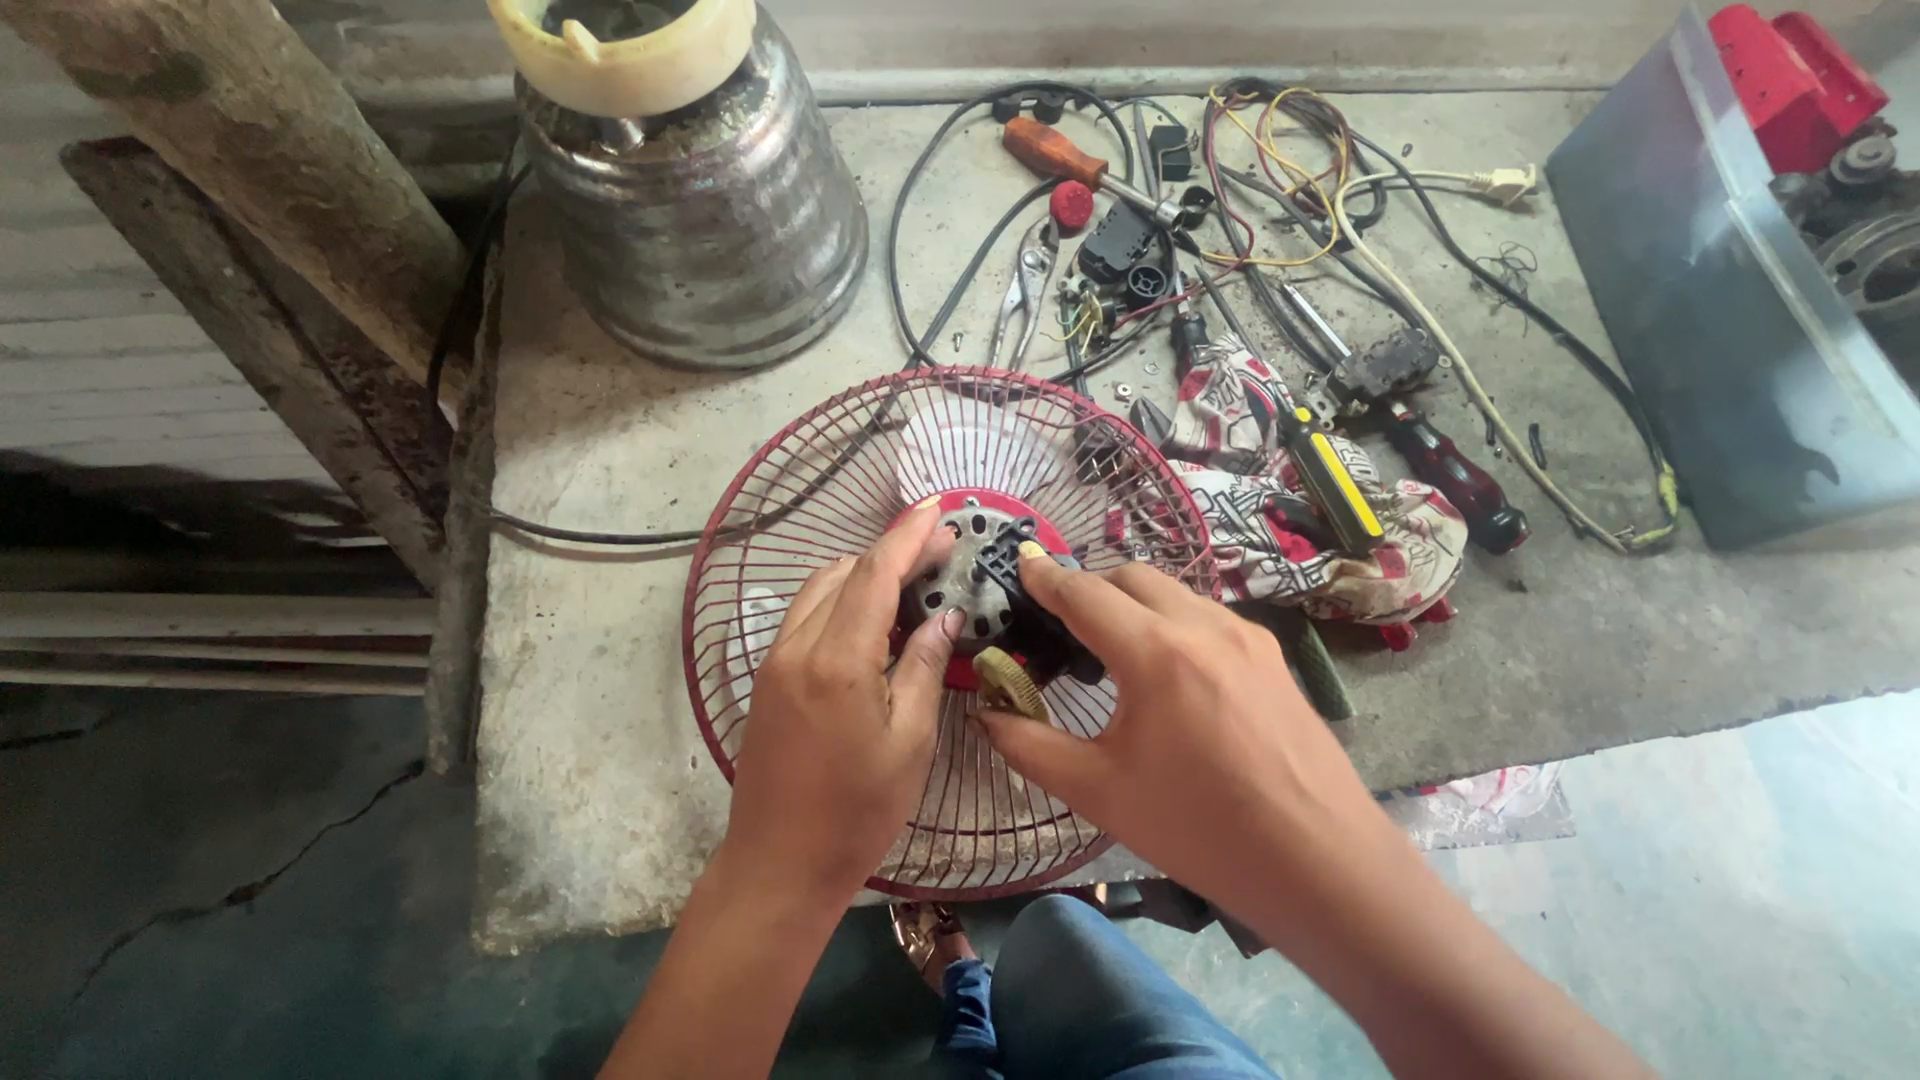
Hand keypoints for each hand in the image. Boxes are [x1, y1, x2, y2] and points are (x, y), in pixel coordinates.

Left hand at [721, 500, 959, 900]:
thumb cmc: (857, 812)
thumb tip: (944, 616)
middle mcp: (796, 647)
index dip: (907, 535)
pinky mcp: (767, 679)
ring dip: (864, 574)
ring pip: (819, 590)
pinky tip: (872, 620)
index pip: (874, 574)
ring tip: (912, 583)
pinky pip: (805, 617)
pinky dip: (841, 601)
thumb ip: (924, 667)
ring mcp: (774, 662)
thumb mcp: (910, 741)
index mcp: (836, 661)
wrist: (779, 865)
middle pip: (844, 573)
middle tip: (939, 554)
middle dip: (891, 552)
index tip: (938, 508)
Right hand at [975, 544, 1397, 911]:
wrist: (1320, 863)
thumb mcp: (1100, 792)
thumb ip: (1031, 745)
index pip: (1085, 593)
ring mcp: (1247, 637)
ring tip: (1112, 646)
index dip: (1046, 576)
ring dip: (1133, 601)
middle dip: (1090, 585)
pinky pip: (1207, 616)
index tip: (1021, 560)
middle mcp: (1204, 626)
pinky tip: (1168, 670)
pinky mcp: (1273, 657)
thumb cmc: (1200, 829)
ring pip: (1174, 592)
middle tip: (1061, 621)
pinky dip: (1171, 621)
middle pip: (1131, 577)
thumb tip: (987, 714)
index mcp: (1156, 653)